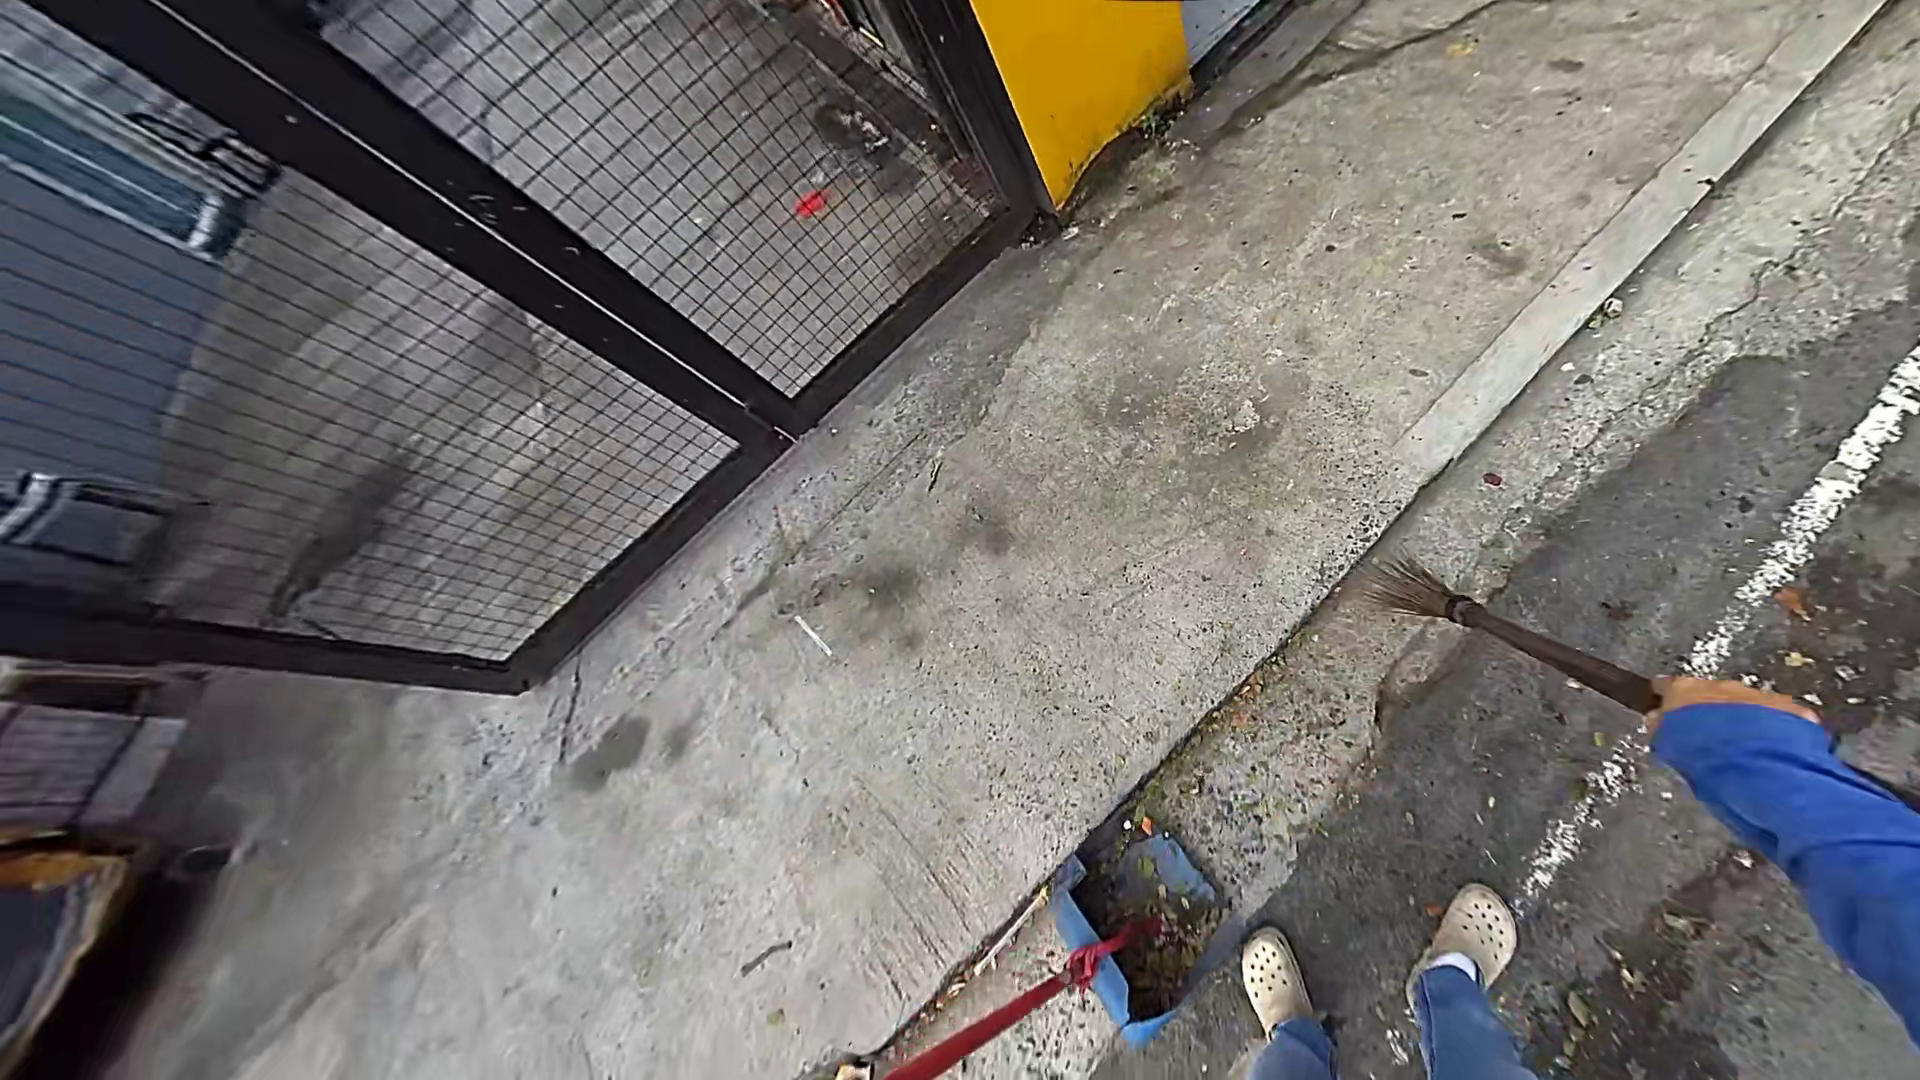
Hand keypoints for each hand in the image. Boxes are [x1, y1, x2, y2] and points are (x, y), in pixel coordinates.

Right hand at [1646, 675, 1821, 734]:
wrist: (1749, 758)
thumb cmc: (1696, 746)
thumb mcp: (1662, 738)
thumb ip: (1660, 723)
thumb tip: (1659, 719)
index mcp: (1682, 688)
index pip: (1667, 684)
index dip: (1667, 695)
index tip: (1667, 703)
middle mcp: (1719, 686)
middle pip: (1714, 692)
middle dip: (1714, 707)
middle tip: (1713, 730)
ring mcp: (1759, 696)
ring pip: (1752, 703)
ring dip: (1748, 717)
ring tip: (1748, 743)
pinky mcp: (1795, 711)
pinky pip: (1788, 717)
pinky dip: (1783, 729)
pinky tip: (1778, 747)